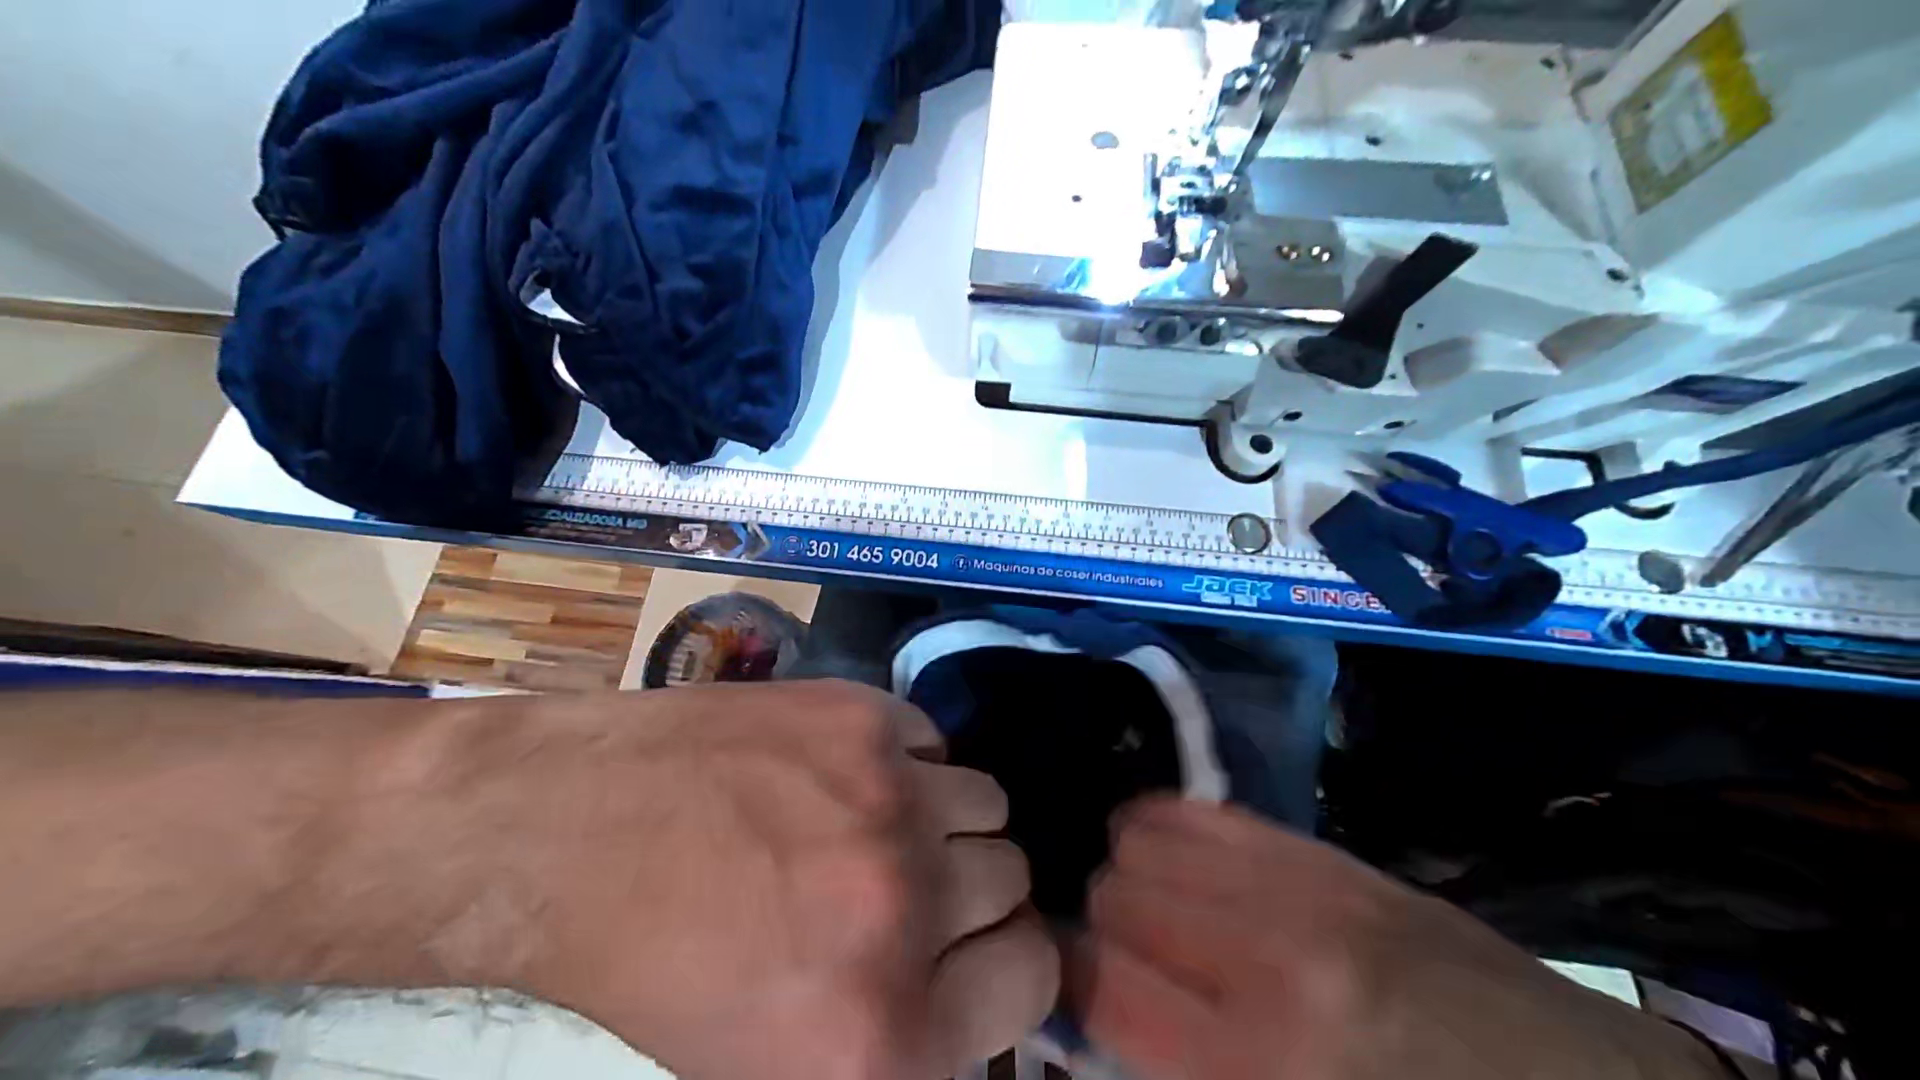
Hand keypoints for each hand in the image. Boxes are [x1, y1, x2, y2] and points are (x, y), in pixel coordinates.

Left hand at [327, 681, 1057, 1079]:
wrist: (558, 837)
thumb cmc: (645, 975)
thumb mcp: (772, 1070)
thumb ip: (898, 1039)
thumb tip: (974, 987)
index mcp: (885, 1033)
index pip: (1031, 974)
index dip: (1003, 959)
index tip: (970, 944)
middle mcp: (905, 904)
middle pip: (1011, 876)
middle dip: (968, 886)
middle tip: (908, 880)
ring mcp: (887, 794)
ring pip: (986, 800)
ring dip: (945, 815)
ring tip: (880, 818)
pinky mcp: (860, 715)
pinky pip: (933, 741)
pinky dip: (909, 759)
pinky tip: (848, 771)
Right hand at [1074, 799, 1729, 1079]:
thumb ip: (1177, 1073)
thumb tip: (1091, 1016)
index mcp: (1258, 1059)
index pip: (1098, 973)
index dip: (1066, 975)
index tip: (1072, 986)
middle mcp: (1270, 951)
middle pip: (1115, 890)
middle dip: (1101, 926)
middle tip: (1124, 959)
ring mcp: (1303, 884)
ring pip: (1144, 833)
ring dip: (1132, 871)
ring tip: (1153, 907)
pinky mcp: (1328, 851)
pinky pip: (1205, 811)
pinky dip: (1171, 831)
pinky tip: (1184, 864)